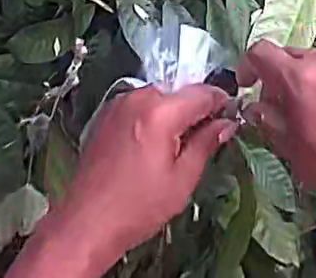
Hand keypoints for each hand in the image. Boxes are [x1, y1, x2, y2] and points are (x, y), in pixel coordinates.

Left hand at [11, 84, 235, 276]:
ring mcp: (120, 101)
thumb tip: (226, 123)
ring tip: (175, 144)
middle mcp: (140, 96)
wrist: (85, 223)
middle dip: (194, 109)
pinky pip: (140, 104)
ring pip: (160, 97)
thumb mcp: (182, 180)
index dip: (220, 101)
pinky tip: (150, 144)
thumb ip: (206, 143)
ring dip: (172, 112)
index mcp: (160, 111)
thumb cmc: (137, 207)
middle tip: (204, 134)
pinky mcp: (107, 111)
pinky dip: (152, 115)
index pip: (202, 92)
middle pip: (179, 92)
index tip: (230, 113)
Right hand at [239, 42, 315, 222]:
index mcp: (300, 77)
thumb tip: (255, 107)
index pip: (261, 52)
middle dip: (274, 77)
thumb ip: (270, 122)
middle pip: (286, 55)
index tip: (245, 87)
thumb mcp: (296, 152)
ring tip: (303, 117)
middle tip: (274, 111)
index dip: (246, 66)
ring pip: (309, 62)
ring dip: (297, 80)